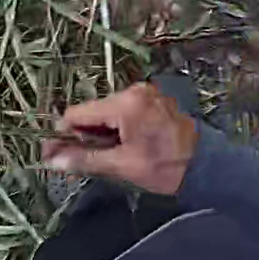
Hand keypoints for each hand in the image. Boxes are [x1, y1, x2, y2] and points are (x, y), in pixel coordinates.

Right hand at [41, 84, 198, 195]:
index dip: (65, 133)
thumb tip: (51, 160)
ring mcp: (146, 94)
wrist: (207, 166)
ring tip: (110, 155)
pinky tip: (124, 145)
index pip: (78, 113)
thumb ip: (84, 159)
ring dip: (102, 132)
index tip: (58, 154)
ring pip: (108, 112)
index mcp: (125, 103)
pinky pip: (125, 111)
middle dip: (85, 134)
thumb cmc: (166, 167)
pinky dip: (118, 127)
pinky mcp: (154, 100)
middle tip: (84, 160)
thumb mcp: (122, 165)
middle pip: (93, 111)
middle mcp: (134, 91)